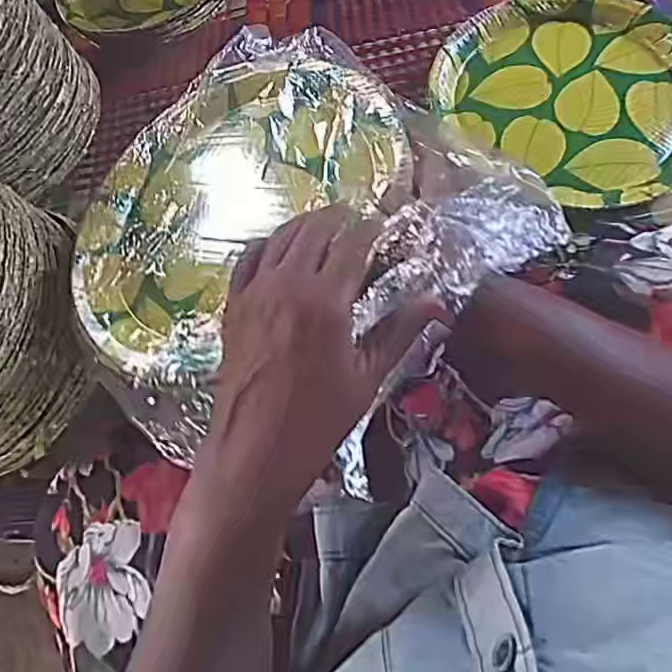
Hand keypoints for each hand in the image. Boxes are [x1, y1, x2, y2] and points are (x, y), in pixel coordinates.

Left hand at [206, 206, 443, 502]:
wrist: (252, 454)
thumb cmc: (316, 421)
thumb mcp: (367, 377)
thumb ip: (400, 331)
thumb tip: (437, 304)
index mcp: (326, 301)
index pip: (352, 243)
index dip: (371, 228)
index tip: (383, 225)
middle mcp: (288, 285)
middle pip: (315, 229)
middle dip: (339, 217)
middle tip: (357, 220)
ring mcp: (256, 291)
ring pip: (282, 236)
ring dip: (307, 224)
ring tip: (326, 226)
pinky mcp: (234, 304)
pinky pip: (250, 257)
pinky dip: (270, 243)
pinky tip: (282, 247)